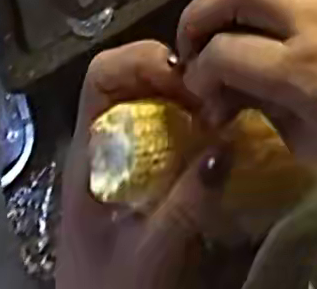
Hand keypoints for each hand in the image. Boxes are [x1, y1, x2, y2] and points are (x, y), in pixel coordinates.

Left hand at [58, 42, 228, 288]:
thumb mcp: (149, 255)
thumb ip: (185, 204)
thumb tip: (227, 143)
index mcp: (89, 148)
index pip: (102, 73)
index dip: (140, 61)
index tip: (183, 77)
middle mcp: (106, 138)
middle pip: (134, 73)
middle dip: (175, 70)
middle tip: (213, 90)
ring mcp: (128, 151)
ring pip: (155, 94)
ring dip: (190, 91)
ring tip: (222, 107)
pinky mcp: (150, 167)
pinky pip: (173, 123)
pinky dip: (197, 117)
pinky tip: (221, 133)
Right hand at [176, 0, 316, 161]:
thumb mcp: (314, 141)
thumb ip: (261, 115)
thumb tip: (220, 93)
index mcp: (303, 71)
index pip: (228, 54)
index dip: (200, 71)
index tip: (198, 87)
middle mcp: (305, 21)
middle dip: (197, 15)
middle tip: (191, 42)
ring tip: (210, 12)